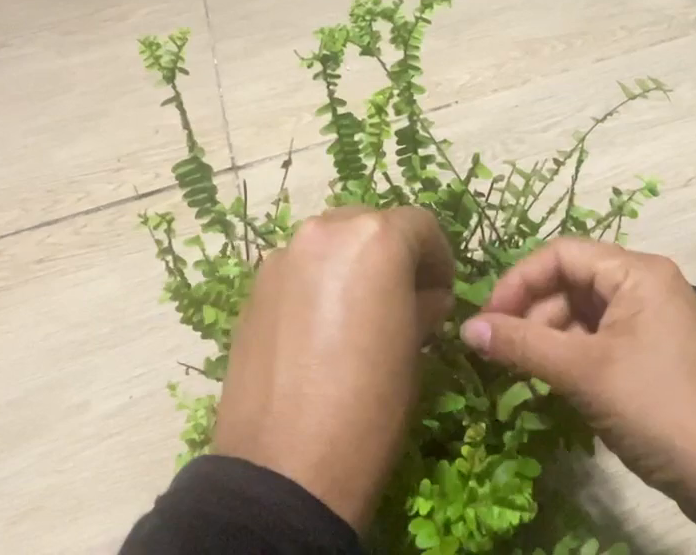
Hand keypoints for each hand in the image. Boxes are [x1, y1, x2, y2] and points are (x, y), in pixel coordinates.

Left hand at [211, 206, 455, 531]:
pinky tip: (323, 329)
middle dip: (393, 256)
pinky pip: (300, 269)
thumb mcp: (415, 350)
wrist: (284, 469)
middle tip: (404, 301)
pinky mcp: (254, 288)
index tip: (441, 294)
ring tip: (361, 315)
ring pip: (331, 244)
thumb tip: (427, 297)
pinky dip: (319, 283)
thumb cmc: (369, 405)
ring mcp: (283, 256)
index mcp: (374, 238)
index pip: (420, 226)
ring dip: (353, 266)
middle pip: (370, 225)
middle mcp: (325, 231)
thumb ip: (425, 305)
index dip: (438, 258)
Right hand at [461, 238, 695, 532]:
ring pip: (585, 314)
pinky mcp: (657, 354)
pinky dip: (575, 356)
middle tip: (503, 354)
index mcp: (638, 272)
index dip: (519, 281)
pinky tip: (557, 384)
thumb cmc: (658, 408)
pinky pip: (603, 339)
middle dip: (533, 314)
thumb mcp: (585, 373)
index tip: (487, 320)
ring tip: (527, 374)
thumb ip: (523, 344)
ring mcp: (655, 321)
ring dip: (551, 339)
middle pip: (572, 282)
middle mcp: (648, 285)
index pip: (562, 254)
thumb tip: (466, 328)